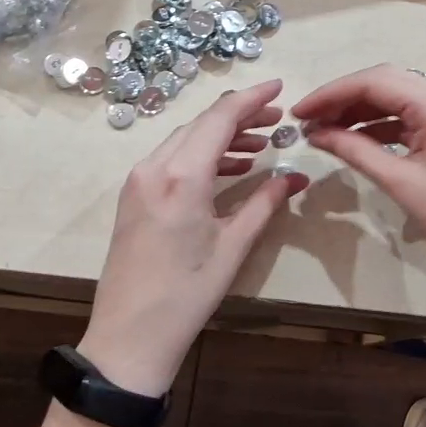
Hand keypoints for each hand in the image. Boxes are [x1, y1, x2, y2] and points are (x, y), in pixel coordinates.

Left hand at [78, 80, 307, 396]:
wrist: (128, 339)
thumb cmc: (186, 294)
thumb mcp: (233, 247)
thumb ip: (265, 203)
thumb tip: (297, 177)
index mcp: (181, 176)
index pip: (220, 117)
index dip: (252, 98)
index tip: (280, 87)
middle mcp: (155, 167)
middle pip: (202, 123)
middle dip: (241, 116)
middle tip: (277, 119)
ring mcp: (139, 180)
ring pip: (186, 139)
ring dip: (222, 135)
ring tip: (261, 145)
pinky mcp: (133, 195)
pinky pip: (172, 158)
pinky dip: (202, 154)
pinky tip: (230, 168)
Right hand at [293, 65, 425, 274]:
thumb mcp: (399, 182)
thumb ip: (355, 151)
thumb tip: (316, 134)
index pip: (373, 81)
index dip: (332, 93)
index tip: (300, 112)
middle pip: (383, 82)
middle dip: (342, 98)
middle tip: (307, 120)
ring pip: (394, 97)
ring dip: (359, 110)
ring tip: (324, 131)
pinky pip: (408, 115)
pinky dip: (379, 124)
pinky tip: (353, 140)